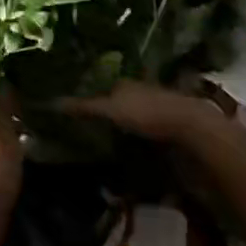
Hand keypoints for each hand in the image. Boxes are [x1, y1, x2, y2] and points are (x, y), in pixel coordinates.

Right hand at [53, 81, 225, 142]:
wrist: (196, 133)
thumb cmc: (149, 113)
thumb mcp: (110, 109)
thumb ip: (82, 107)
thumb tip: (49, 101)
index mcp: (127, 84)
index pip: (105, 88)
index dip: (93, 99)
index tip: (80, 113)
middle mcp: (144, 94)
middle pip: (123, 105)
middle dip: (111, 117)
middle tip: (93, 133)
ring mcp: (162, 114)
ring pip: (140, 123)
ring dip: (129, 135)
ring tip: (112, 151)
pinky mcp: (176, 135)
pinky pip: (154, 142)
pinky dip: (145, 150)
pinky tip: (136, 161)